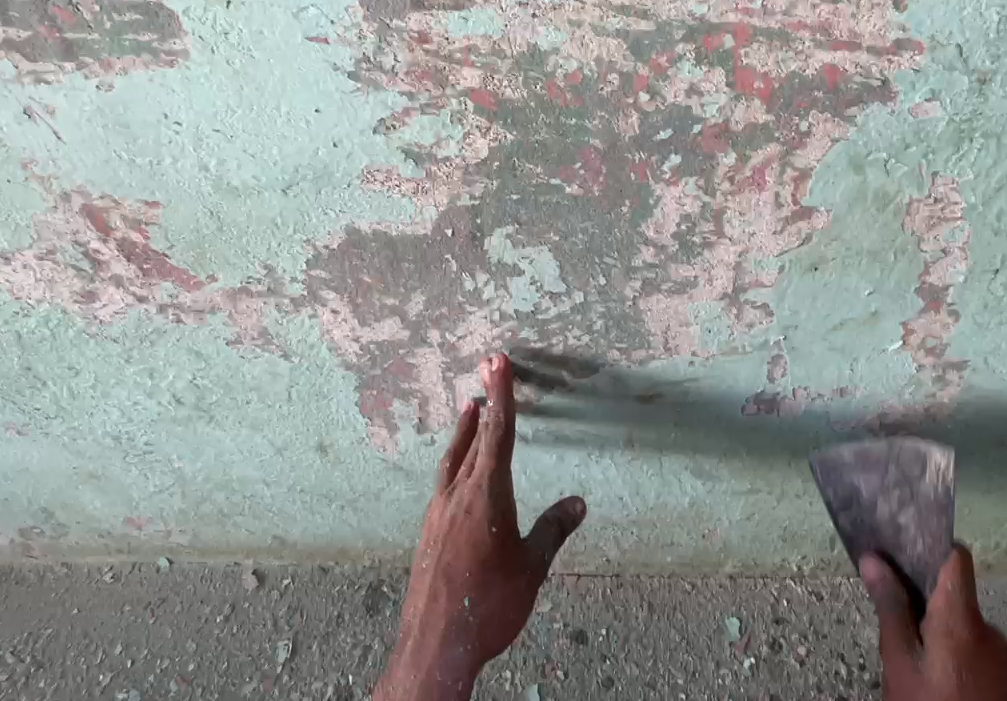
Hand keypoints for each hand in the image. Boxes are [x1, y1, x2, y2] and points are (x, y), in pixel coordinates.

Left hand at [375, 354, 587, 700]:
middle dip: (484, 404)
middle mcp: (458, 494)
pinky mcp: (429, 531)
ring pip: (453, 458)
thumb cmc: (488, 605)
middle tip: (486, 373)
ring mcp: (438, 512)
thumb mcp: (531, 566)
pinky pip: (444, 481)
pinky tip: (459, 472)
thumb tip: (578, 503)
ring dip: (464, 431)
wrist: (433, 646)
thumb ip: (552, 529)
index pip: (498, 432)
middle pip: (472, 438)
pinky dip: (455, 460)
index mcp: (487, 494)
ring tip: (470, 409)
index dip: (501, 394)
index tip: (497, 361)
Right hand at [861, 545, 1006, 700]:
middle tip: (886, 602)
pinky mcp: (997, 674)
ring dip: (930, 619)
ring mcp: (996, 653)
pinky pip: (967, 639)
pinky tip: (922, 662)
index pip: (955, 556)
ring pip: (957, 616)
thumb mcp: (899, 661)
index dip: (929, 543)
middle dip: (919, 590)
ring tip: (900, 640)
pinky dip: (944, 640)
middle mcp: (986, 628)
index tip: (899, 543)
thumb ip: (889, 607)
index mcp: (962, 618)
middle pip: (952, 588)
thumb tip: (872, 559)